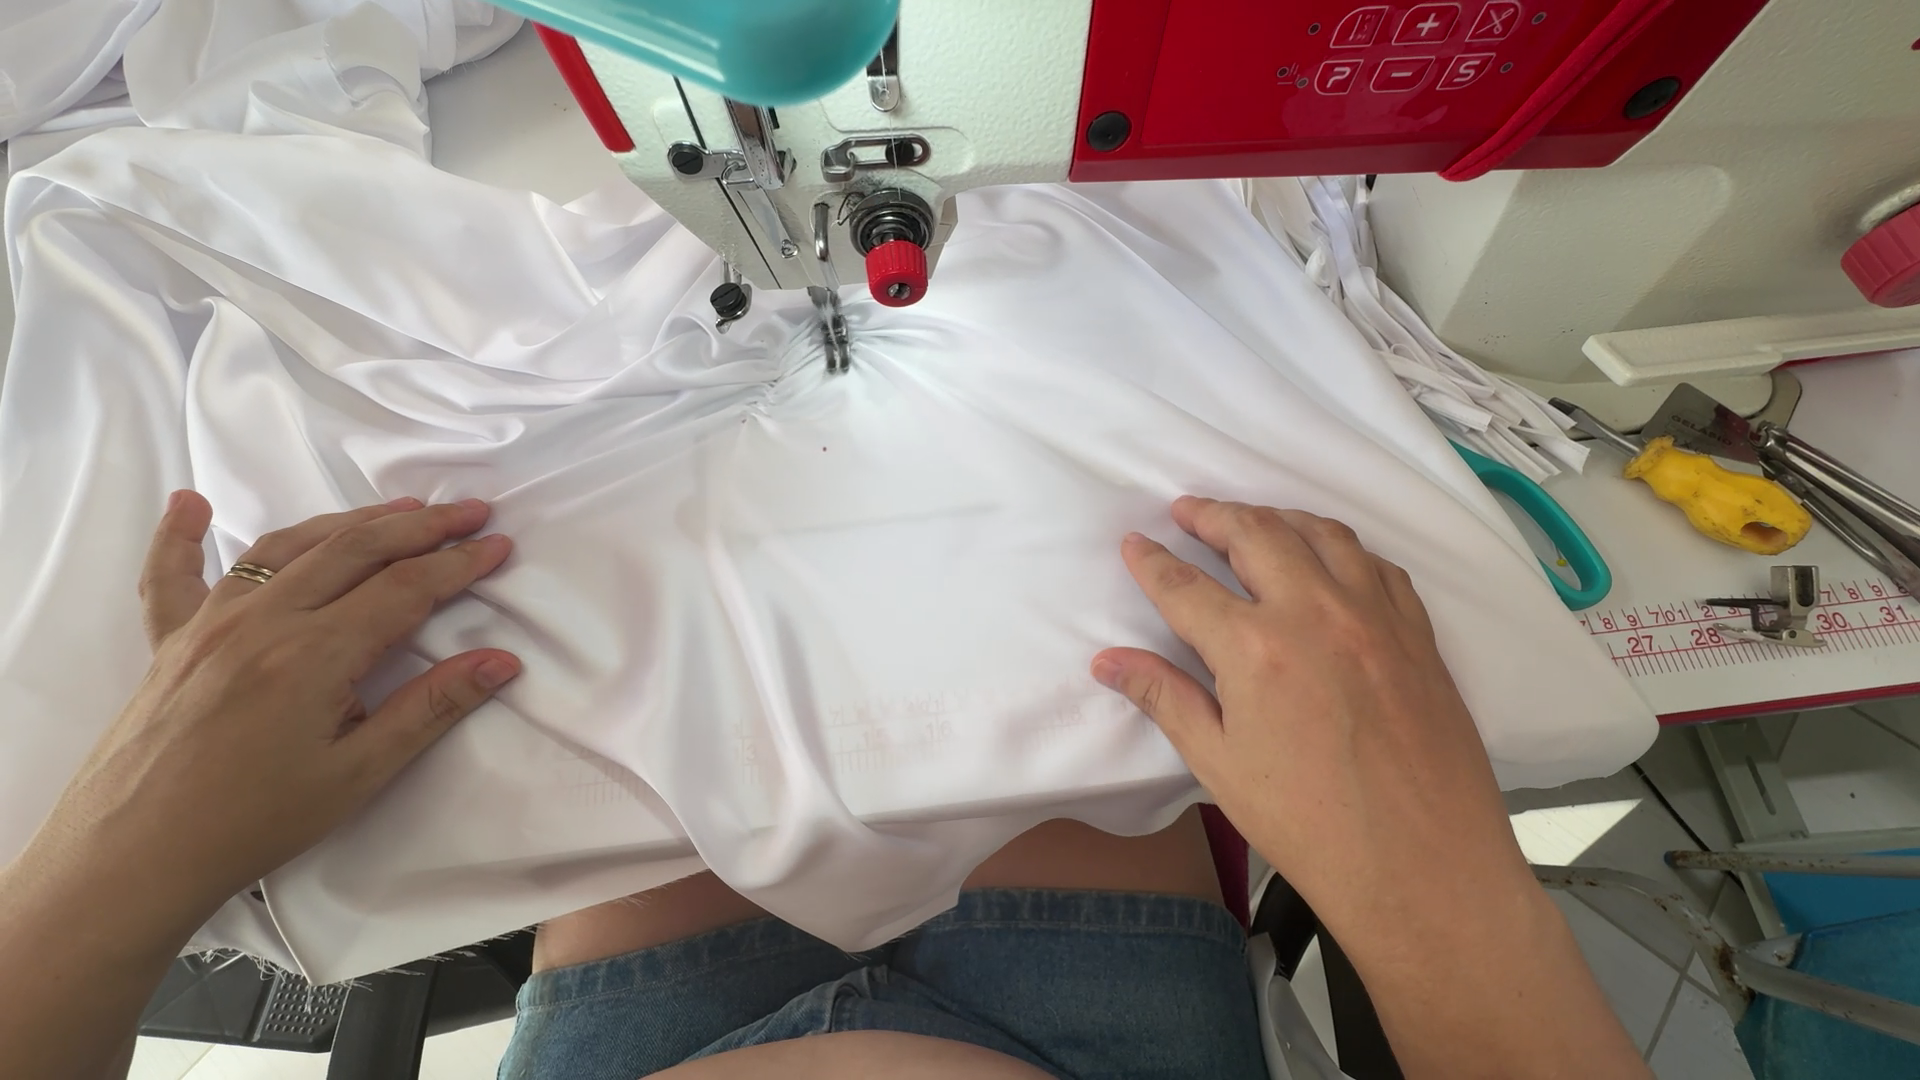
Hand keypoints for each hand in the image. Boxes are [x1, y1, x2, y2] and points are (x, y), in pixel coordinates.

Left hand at [23, 491, 519, 931]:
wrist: (125, 866)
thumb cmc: (255, 821)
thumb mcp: (361, 771)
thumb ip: (434, 706)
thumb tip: (503, 661)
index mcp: (311, 655)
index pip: (405, 589)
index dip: (459, 563)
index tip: (500, 545)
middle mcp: (260, 624)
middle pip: (355, 551)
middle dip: (422, 526)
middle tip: (472, 511)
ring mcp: (207, 626)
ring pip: (287, 549)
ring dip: (351, 520)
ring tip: (401, 508)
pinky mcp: (169, 643)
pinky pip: (173, 578)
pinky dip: (178, 536)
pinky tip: (190, 504)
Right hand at [1090, 496, 1533, 955]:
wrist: (1424, 870)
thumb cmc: (1306, 823)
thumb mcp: (1218, 763)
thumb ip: (1163, 696)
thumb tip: (1107, 660)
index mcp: (1255, 649)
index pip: (1185, 587)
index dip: (1151, 561)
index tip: (1133, 542)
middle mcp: (1315, 614)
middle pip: (1255, 535)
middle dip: (1211, 515)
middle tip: (1185, 510)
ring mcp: (1374, 617)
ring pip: (1320, 534)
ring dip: (1275, 516)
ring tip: (1249, 519)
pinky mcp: (1415, 633)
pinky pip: (1375, 563)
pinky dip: (1339, 546)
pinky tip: (1326, 557)